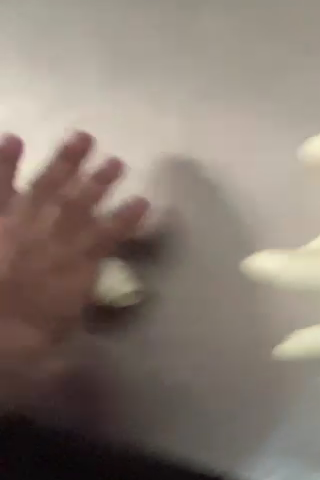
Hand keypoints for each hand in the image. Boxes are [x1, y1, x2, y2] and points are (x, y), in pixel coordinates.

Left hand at [0, 132, 147, 405]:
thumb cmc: (21, 336)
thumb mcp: (55, 341)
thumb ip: (75, 330)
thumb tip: (94, 339)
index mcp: (74, 267)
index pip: (107, 236)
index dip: (127, 219)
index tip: (145, 202)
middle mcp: (47, 240)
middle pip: (77, 204)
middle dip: (96, 180)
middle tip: (115, 158)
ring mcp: (11, 226)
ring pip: (41, 187)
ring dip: (61, 162)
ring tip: (80, 138)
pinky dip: (0, 162)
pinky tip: (10, 138)